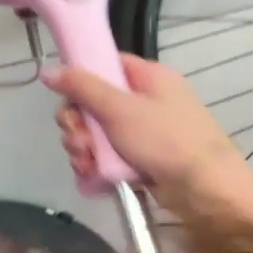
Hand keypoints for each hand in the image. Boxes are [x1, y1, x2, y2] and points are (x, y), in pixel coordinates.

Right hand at [43, 53, 252, 218]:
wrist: (204, 190)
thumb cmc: (165, 140)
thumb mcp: (118, 108)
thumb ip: (80, 86)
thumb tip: (47, 69)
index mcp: (148, 77)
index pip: (104, 63)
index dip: (80, 76)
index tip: (65, 94)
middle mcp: (144, 99)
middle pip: (91, 100)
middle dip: (76, 122)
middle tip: (77, 137)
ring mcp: (141, 128)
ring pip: (92, 128)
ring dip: (81, 144)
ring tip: (86, 160)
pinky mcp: (137, 153)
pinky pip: (103, 149)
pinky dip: (93, 160)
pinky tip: (91, 171)